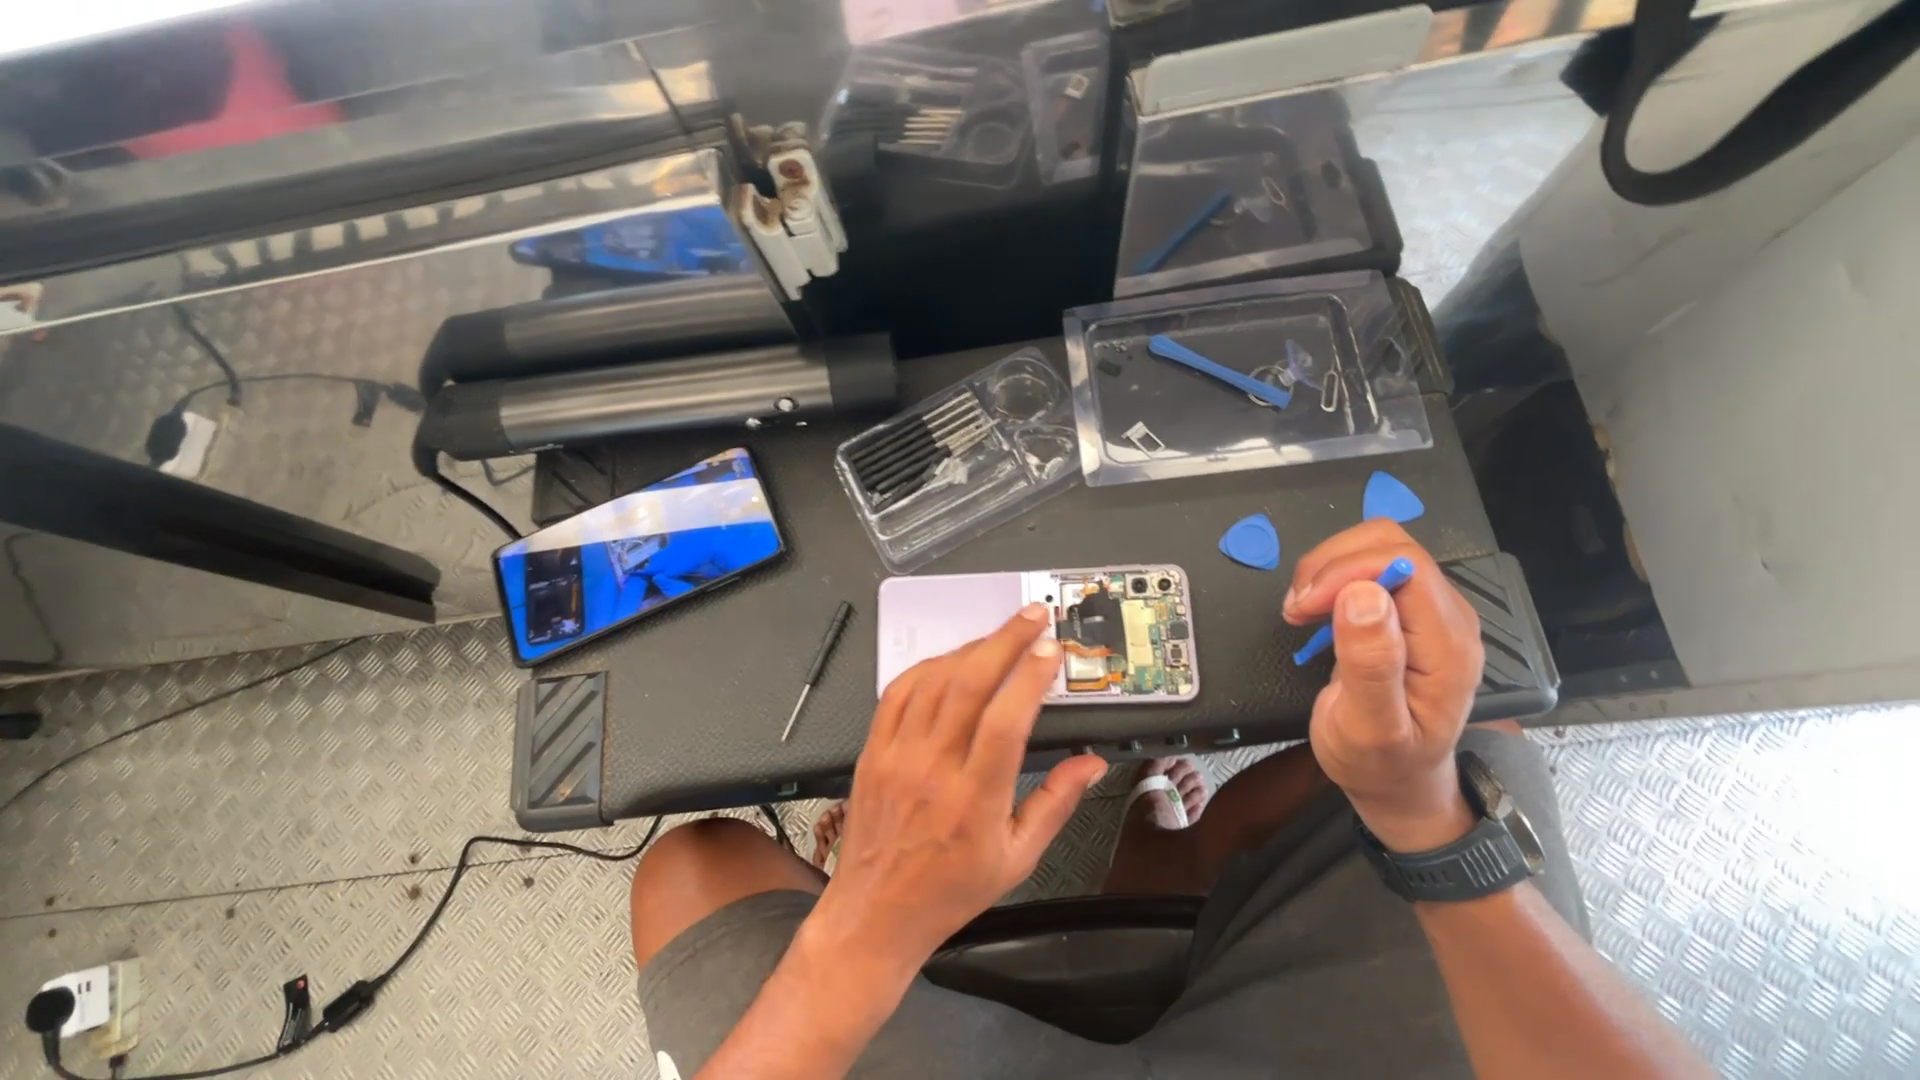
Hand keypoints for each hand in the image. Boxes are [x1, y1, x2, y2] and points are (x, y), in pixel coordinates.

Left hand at [819, 604, 1107, 963]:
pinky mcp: (874, 751)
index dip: (1030, 677)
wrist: (876, 912)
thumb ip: (1056, 804)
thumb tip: (1090, 764)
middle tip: (1031, 617)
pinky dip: (927, 667)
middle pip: (968, 684)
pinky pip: (897, 692)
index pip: (1005, 720)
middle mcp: (932, 770)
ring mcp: (897, 756)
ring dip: (970, 648)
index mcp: (974, 800)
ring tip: (999, 636)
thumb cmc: (949, 890)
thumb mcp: (1017, 858)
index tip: (1051, 650)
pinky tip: (950, 660)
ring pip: (933, 681)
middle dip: (1005, 641)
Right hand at [1283, 521, 1484, 852]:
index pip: (1402, 564)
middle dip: (1332, 564)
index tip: (1303, 607)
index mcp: (1446, 643)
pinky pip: (1368, 567)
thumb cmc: (1378, 763)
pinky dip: (1330, 577)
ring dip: (1327, 569)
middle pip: (1391, 545)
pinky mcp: (1404, 612)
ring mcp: (1426, 612)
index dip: (1346, 570)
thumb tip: (1363, 595)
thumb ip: (1370, 664)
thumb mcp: (1368, 727)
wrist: (1395, 783)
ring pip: (1377, 548)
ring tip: (1300, 610)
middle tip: (1296, 609)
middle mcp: (1446, 617)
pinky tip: (1314, 609)